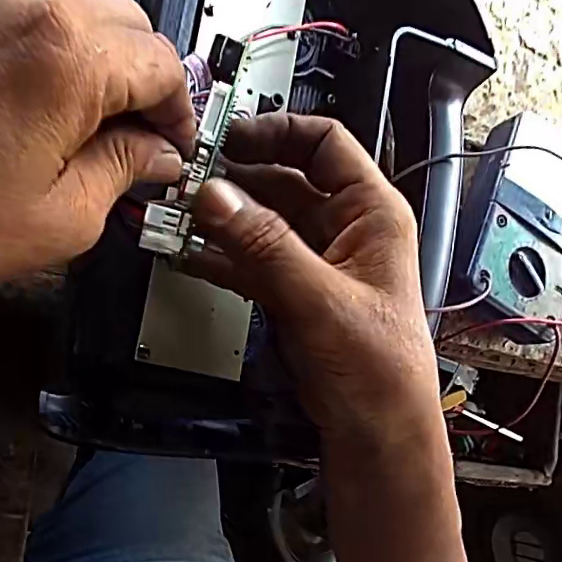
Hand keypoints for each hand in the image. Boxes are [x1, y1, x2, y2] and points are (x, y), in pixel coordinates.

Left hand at [0, 0, 193, 360]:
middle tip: (144, 142)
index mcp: (67, 57)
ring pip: (85, 12)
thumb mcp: (66, 216)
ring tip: (101, 126)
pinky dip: (64, 51)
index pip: (162, 64)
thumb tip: (161, 153)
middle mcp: (28, 6)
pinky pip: (37, 13)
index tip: (175, 150)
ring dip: (108, 64)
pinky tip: (55, 105)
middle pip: (129, 27)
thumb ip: (126, 169)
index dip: (180, 112)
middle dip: (148, 83)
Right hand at [186, 114, 441, 440]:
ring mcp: (315, 262)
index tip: (227, 135)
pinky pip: (250, 260)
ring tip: (180, 213)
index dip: (276, 132)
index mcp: (372, 214)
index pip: (325, 144)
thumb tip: (219, 196)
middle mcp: (344, 230)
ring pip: (261, 222)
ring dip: (222, 218)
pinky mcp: (293, 292)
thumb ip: (266, 246)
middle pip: (282, 180)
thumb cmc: (381, 369)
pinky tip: (190, 252)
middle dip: (236, 178)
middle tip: (189, 178)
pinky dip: (221, 255)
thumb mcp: (322, 299)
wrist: (376, 429)